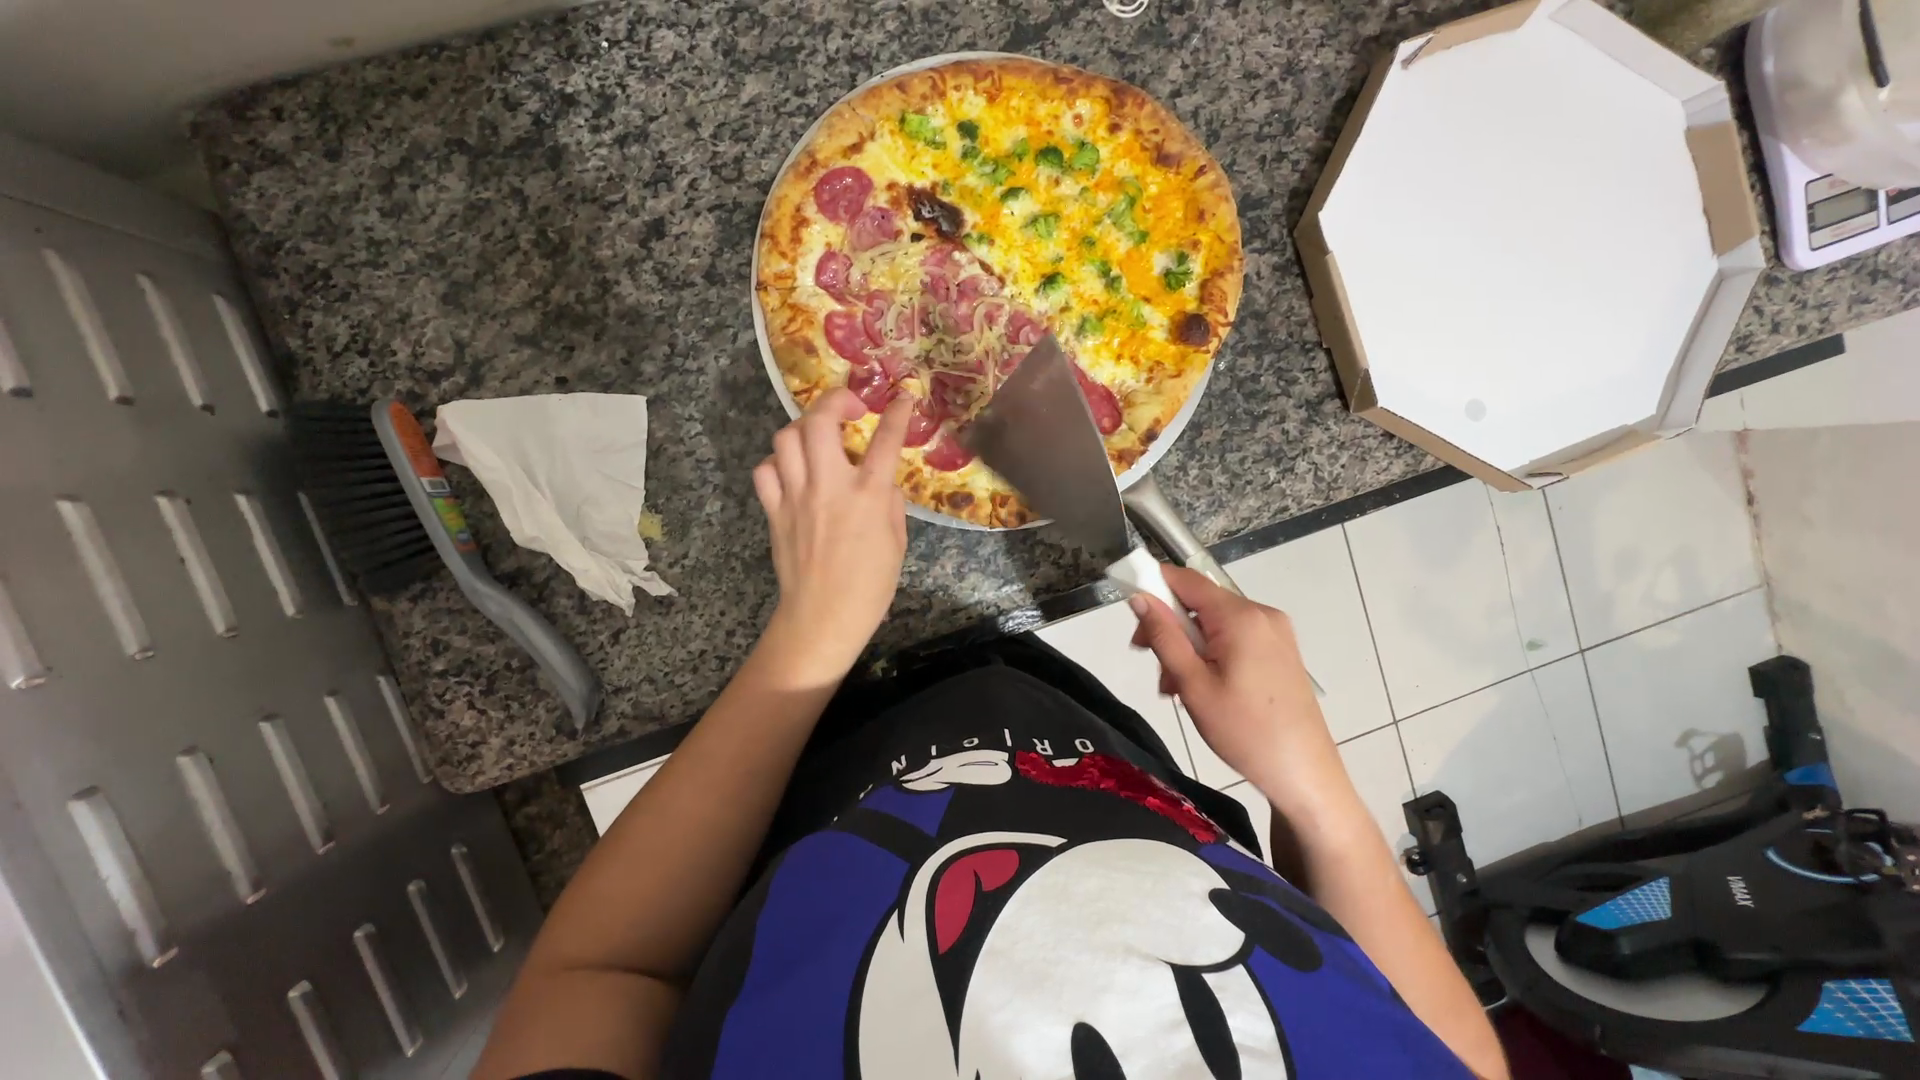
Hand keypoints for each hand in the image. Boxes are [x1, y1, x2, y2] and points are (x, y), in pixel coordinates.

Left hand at [752, 389, 912, 685]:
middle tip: (850, 409)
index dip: (897, 413)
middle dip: (835, 401)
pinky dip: (778, 463)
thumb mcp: (897, 543)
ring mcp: (796, 497)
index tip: (903, 397)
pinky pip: (765, 470)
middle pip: (820, 421)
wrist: (822, 618)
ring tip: (820, 438)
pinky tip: (793, 471)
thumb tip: (881, 479)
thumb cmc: (869, 587)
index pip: (885, 440)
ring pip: (787, 438)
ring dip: (805, 428)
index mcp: (867, 496)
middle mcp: (829, 487)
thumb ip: (889, 502)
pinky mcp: (774, 511)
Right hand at [1130, 566, 1359, 824]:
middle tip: (1155, 669)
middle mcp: (1262, 614)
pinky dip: (1212, 654)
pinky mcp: (1281, 651)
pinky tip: (1204, 687)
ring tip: (1179, 689)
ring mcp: (1276, 632)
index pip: (1186, 579)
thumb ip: (1164, 636)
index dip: (1153, 587)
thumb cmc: (1244, 731)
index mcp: (1241, 617)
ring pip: (1215, 624)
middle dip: (1170, 628)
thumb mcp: (1193, 684)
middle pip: (1200, 603)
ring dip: (1189, 647)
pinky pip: (1235, 638)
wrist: (1304, 773)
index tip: (1132, 620)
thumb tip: (1139, 597)